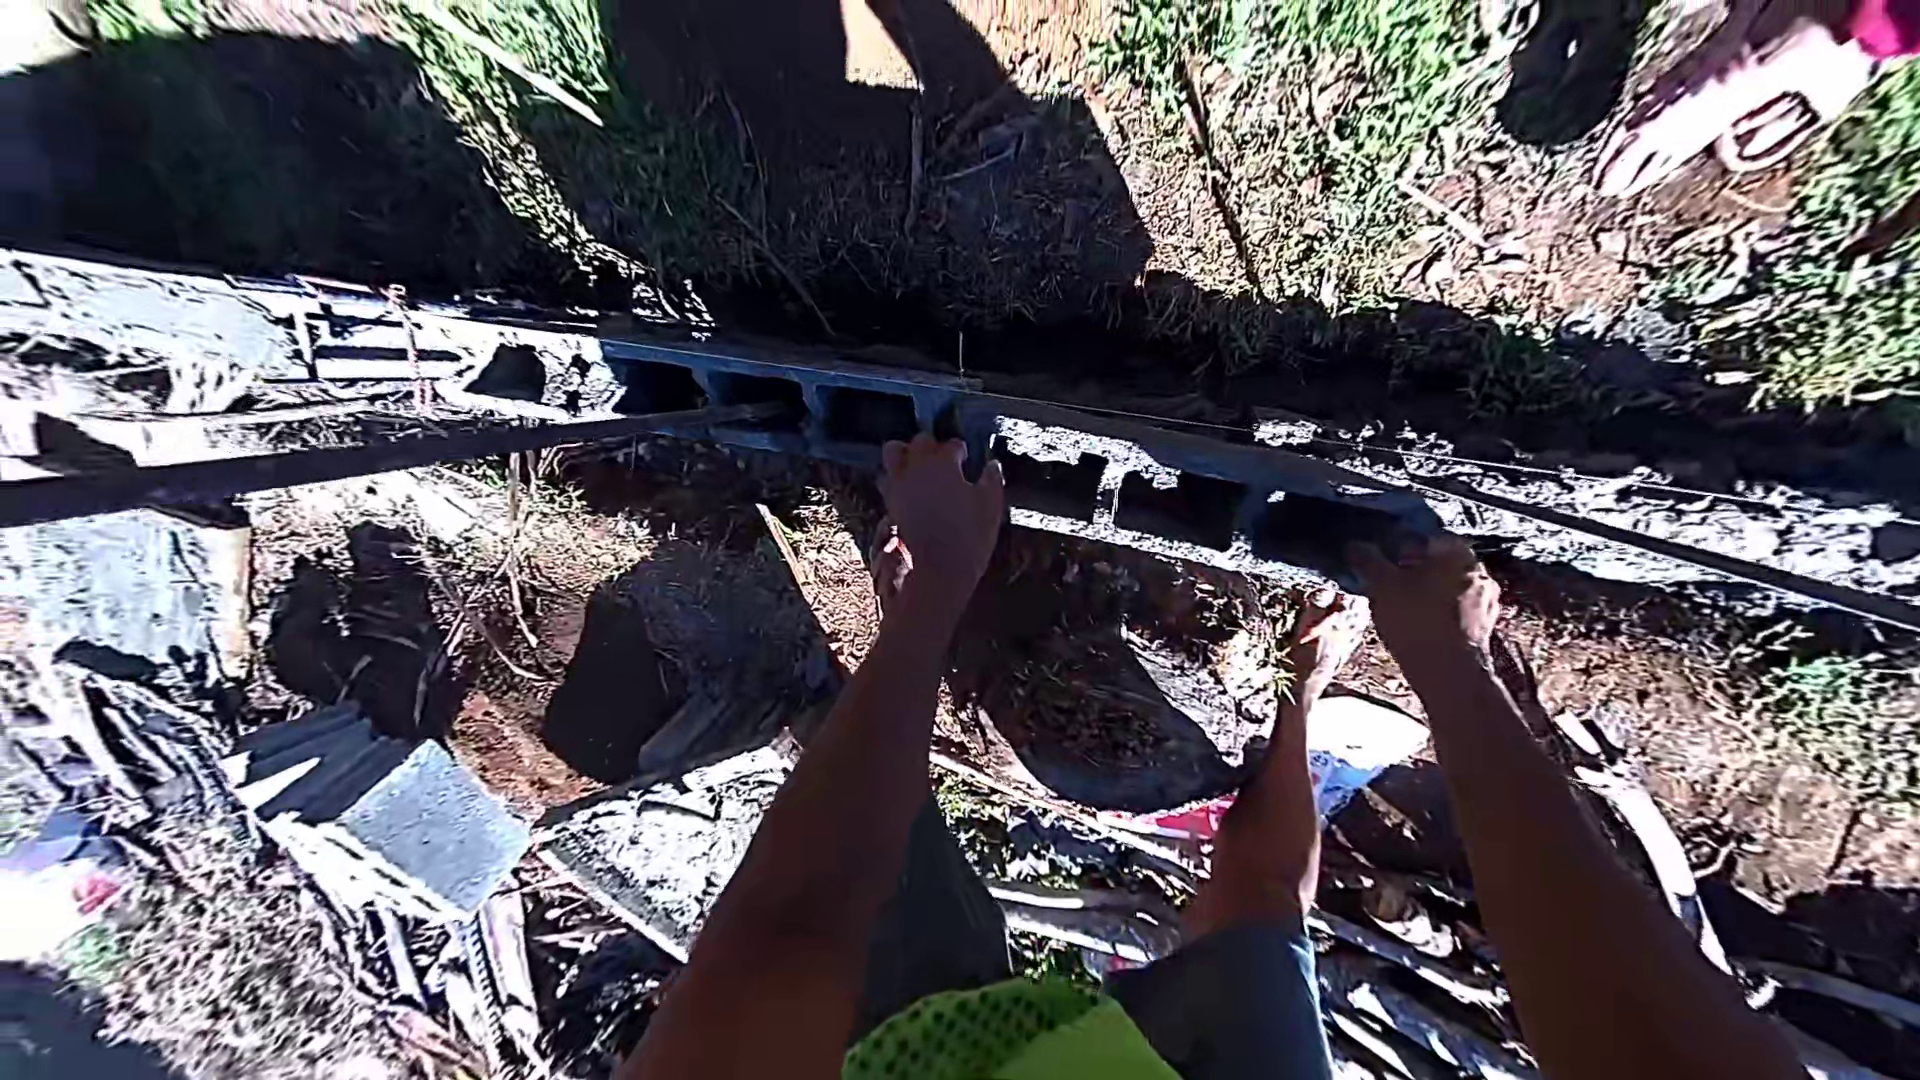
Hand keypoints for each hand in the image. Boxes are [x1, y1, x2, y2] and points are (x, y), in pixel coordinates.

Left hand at [879, 434, 1004, 605]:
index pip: (952, 445)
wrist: (941, 568)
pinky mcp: (890, 502)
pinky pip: (887, 478)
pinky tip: (912, 488)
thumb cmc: (970, 534)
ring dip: (907, 455)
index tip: (966, 459)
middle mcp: (916, 466)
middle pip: (920, 441)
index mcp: (942, 462)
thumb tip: (992, 466)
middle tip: (944, 460)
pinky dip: (897, 477)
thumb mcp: (991, 505)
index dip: (961, 452)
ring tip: (921, 468)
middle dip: (932, 446)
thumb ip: (992, 479)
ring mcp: (899, 483)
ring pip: (894, 452)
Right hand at [1347, 534, 1498, 669]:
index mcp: (1459, 556)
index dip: (1402, 544)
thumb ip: (1368, 560)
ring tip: (1398, 603)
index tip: (1382, 556)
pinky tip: (1415, 621)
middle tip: (1387, 579)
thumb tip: (1355, 544)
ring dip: (1425, 590)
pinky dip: (1435, 609)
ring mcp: (1486, 602)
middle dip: (1414, 568)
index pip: (1429, 537)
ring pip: (1447, 586)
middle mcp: (1480, 574)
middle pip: (1439, 562)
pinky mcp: (1483, 626)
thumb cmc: (1415, 620)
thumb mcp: (1382, 585)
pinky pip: (1454, 607)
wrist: (1448, 672)